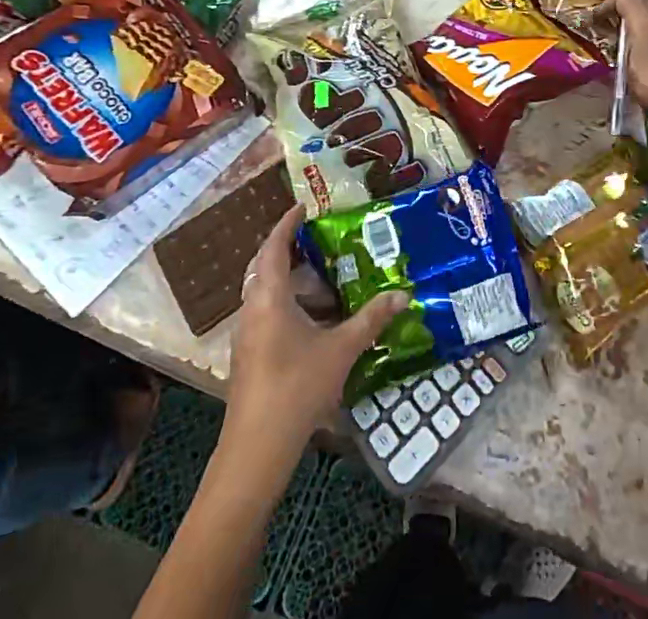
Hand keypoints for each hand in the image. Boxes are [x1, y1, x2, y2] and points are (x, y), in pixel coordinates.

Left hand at [228, 207, 407, 445]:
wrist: (258, 441)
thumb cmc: (298, 385)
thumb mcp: (340, 350)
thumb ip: (371, 320)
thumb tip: (403, 294)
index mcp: (269, 296)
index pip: (273, 246)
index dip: (286, 224)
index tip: (301, 207)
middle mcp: (251, 307)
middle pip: (264, 266)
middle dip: (287, 250)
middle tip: (316, 241)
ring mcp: (245, 331)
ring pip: (264, 292)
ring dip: (288, 282)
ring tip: (321, 281)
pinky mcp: (247, 352)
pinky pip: (264, 313)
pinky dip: (284, 305)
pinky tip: (310, 322)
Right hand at [609, 0, 647, 110]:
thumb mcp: (640, 28)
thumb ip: (629, 5)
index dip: (613, 1)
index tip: (595, 16)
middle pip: (643, 12)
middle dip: (622, 14)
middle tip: (600, 26)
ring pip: (645, 31)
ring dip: (628, 33)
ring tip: (609, 43)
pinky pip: (647, 49)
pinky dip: (634, 49)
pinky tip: (626, 61)